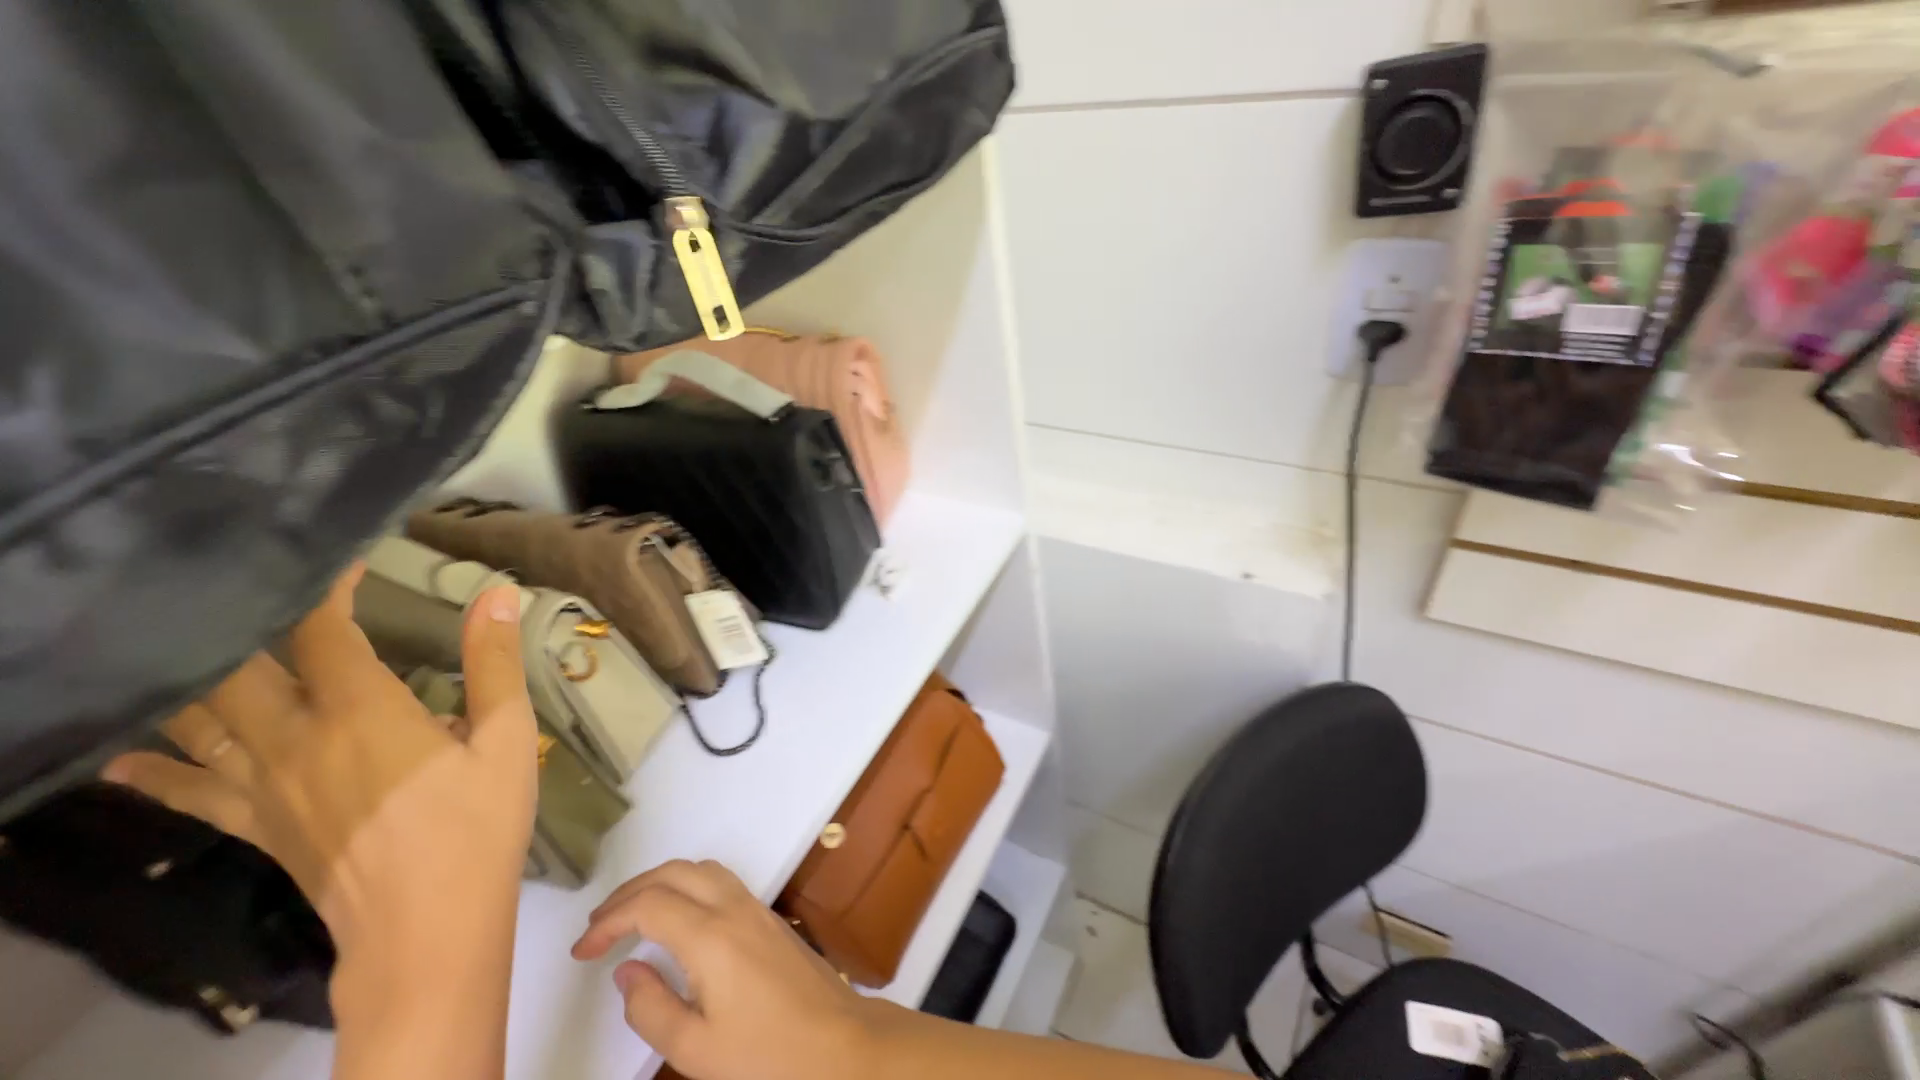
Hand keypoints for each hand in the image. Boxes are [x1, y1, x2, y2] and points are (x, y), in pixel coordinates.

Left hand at [101, 564, 538, 961]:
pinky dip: (152, 774)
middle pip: (238, 668)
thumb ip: (495, 665)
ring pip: (201, 721)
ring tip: (180, 650)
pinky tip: (124, 762)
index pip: (321, 629)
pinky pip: (190, 793)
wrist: (426, 926)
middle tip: (249, 594)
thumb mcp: (508, 741)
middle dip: (243, 624)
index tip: (342, 561)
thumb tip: (497, 595)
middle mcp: (295, 739)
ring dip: (190, 682)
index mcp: (360, 711)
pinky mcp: (255, 826)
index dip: (324, 586)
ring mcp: (264, 786)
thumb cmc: (476, 827)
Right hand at [574, 860, 879, 1079]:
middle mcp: (734, 908)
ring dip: (661, 882)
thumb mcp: (695, 1048)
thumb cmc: (768, 1054)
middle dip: (629, 892)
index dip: (608, 922)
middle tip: (599, 927)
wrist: (843, 1045)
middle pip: (673, 872)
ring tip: (632, 916)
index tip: (582, 951)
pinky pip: (722, 881)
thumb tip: (627, 971)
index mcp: (711, 936)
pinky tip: (677, 920)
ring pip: (701, 869)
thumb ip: (650, 1008)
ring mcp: (757, 908)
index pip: (648, 905)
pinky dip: (688, 886)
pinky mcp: (771, 918)